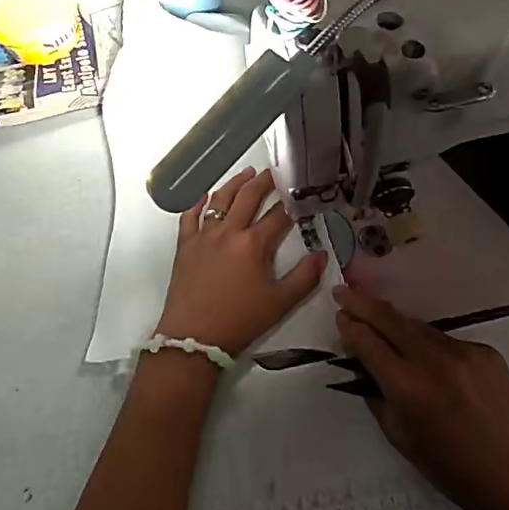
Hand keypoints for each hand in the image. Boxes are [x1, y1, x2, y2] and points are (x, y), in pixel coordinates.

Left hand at [155, 168, 327, 356]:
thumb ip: (305, 277)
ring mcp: (204, 236)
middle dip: (264, 182)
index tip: (299, 196)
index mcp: (254, 244)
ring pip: (220, 200)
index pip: (278, 216)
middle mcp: (229, 232)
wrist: (194, 337)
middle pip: (249, 197)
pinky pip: (190, 216)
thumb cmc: (240, 320)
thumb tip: (322, 255)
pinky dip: (198, 203)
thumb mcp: (280, 303)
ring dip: (235, 184)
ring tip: (247, 173)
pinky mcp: (186, 245)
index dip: (291, 205)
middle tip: (273, 172)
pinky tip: (205, 196)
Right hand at [334, 284, 508, 509]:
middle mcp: (435, 361)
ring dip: (395, 323)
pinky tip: (425, 357)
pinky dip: (428, 344)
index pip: (369, 344)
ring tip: (378, 319)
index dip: (350, 327)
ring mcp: (464, 352)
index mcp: (409, 388)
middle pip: (391, 320)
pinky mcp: (485, 350)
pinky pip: (445, 341)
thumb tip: (363, 366)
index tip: (338, 315)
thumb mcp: (400, 437)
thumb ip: (378, 395)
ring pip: (419, 327)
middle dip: (363, 304)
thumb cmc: (451, 467)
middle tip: (343, 291)